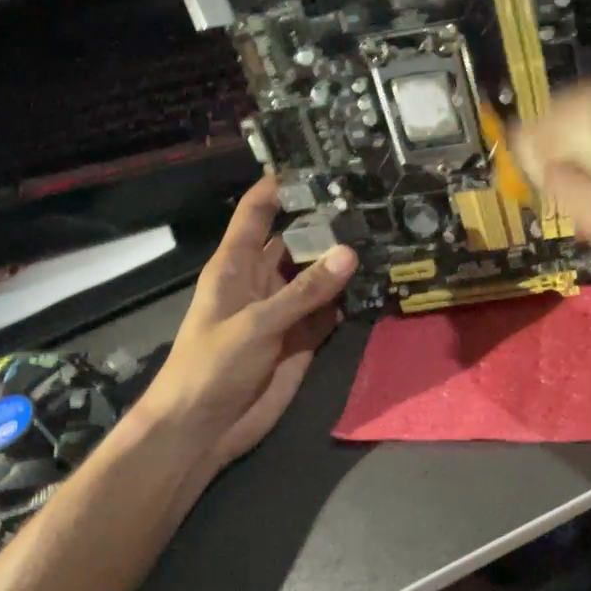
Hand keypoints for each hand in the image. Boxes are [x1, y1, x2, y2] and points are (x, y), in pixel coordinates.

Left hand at [139, 177, 357, 471]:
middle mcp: (262, 283)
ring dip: (344, 264)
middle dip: (326, 224)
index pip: (255, 215)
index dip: (279, 188)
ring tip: (384, 236)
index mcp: (235, 268)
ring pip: (319, 278)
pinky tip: (379, 284)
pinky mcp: (304, 341)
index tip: (313, 164)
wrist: (206, 427)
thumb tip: (349, 253)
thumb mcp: (256, 324)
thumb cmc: (212, 366)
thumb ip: (304, 292)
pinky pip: (331, 313)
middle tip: (370, 201)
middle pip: (295, 243)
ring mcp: (285, 313)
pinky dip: (352, 301)